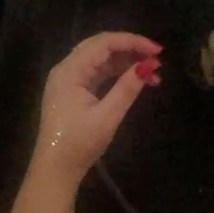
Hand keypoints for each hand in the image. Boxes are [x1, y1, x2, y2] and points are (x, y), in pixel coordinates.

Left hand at [31, 32, 162, 182]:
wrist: (56, 170)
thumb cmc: (79, 143)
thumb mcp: (107, 116)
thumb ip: (127, 88)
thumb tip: (148, 65)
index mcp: (69, 70)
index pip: (103, 43)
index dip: (132, 42)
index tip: (158, 51)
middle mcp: (66, 69)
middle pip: (101, 47)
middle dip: (130, 48)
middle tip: (157, 57)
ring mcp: (68, 80)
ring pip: (100, 60)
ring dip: (126, 62)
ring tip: (153, 72)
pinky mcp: (73, 92)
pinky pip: (97, 73)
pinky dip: (116, 74)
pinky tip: (135, 80)